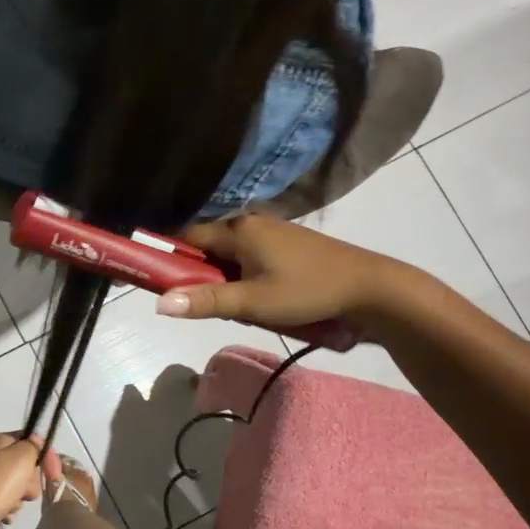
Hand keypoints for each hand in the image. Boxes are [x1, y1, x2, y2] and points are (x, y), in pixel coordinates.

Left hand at [0, 433, 61, 528]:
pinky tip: (2, 515)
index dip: (47, 457)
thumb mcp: (21, 458)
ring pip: (17, 486)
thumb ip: (33, 446)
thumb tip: (35, 442)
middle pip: (25, 465)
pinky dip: (7, 509)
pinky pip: (4, 501)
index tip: (55, 477)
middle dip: (30, 482)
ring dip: (18, 498)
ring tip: (9, 504)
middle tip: (23, 491)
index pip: (32, 440)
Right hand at [154, 214, 414, 328]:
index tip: (158, 283)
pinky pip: (250, 258)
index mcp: (238, 230)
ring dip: (225, 280)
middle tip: (208, 305)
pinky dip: (245, 277)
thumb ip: (205, 302)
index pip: (186, 238)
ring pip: (230, 255)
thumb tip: (159, 304)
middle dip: (200, 276)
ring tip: (240, 306)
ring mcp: (273, 232)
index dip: (168, 259)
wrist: (371, 288)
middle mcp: (251, 223)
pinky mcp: (289, 245)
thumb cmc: (307, 291)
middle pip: (207, 247)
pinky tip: (261, 299)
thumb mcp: (252, 302)